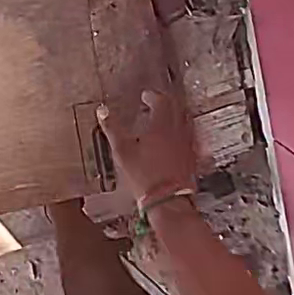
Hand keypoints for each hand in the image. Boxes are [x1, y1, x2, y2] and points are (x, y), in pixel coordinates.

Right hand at [97, 89, 196, 212]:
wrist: (167, 198)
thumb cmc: (144, 175)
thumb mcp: (122, 150)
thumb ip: (112, 129)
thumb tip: (102, 112)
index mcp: (161, 125)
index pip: (161, 101)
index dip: (153, 96)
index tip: (146, 96)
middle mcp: (177, 131)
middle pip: (177, 108)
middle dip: (166, 102)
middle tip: (157, 102)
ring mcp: (187, 143)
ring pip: (186, 120)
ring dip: (176, 114)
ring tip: (166, 116)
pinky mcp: (191, 156)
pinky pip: (190, 135)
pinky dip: (183, 130)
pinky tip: (176, 137)